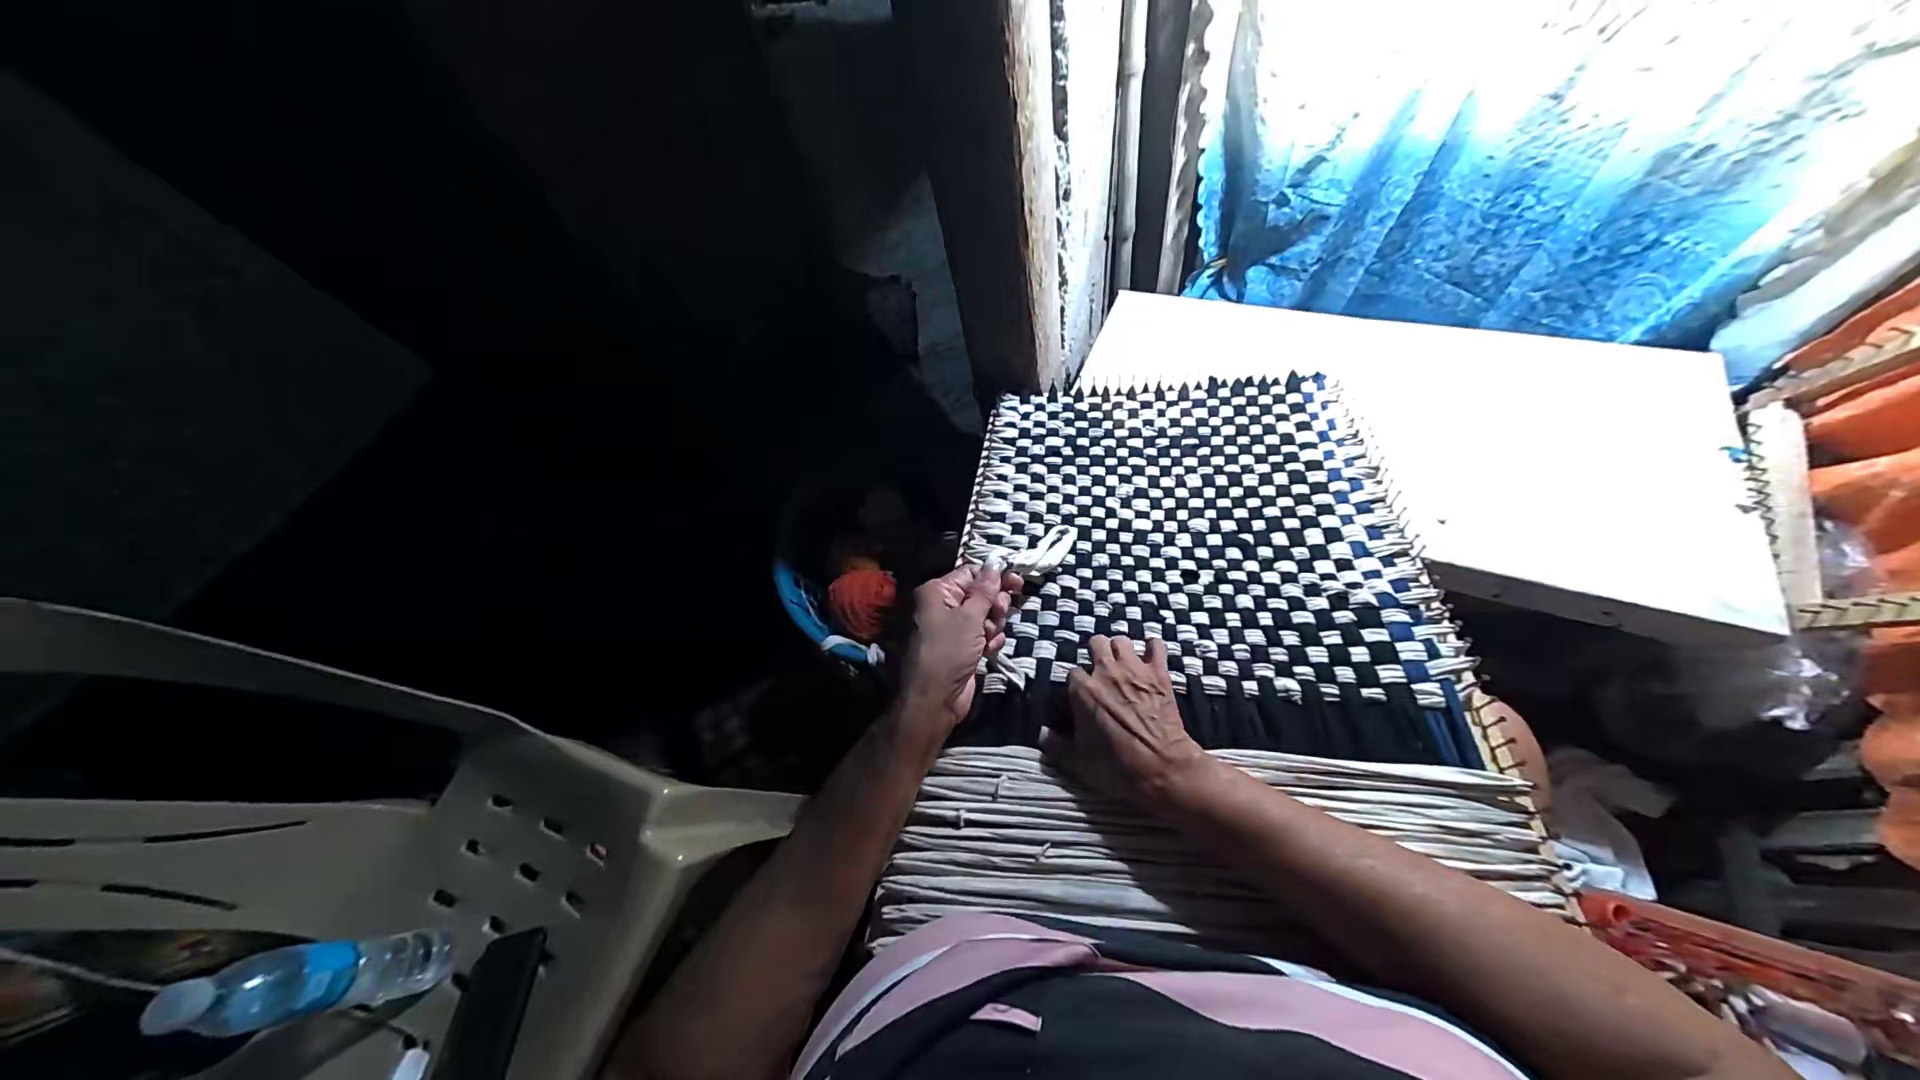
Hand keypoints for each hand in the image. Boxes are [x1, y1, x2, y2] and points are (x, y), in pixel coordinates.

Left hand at [897, 563, 1022, 730]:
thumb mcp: (969, 617)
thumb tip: (994, 564)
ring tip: (988, 636)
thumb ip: (985, 591)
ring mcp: (954, 628)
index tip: (1017, 582)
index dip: (994, 576)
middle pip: (980, 593)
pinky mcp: (963, 646)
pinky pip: (984, 634)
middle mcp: (944, 606)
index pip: (971, 572)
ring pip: (986, 615)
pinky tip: (989, 649)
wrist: (936, 698)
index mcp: (938, 591)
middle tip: (999, 613)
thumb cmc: (948, 651)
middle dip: (995, 603)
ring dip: (994, 624)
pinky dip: (990, 640)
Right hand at [1045, 635, 1224, 806]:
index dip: (1076, 683)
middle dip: (1095, 653)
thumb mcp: (1078, 763)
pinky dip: (1152, 648)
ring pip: (1121, 641)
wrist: (1163, 769)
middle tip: (1099, 669)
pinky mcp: (1159, 674)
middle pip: (1096, 643)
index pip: (1072, 672)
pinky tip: (1149, 656)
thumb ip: (1056, 745)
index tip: (1081, 695)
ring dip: (1120, 649)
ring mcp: (1134, 670)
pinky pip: (1156, 646)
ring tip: (1121, 662)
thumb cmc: (1117, 768)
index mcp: (1083, 690)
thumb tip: (1042, 733)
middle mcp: (1106, 673)